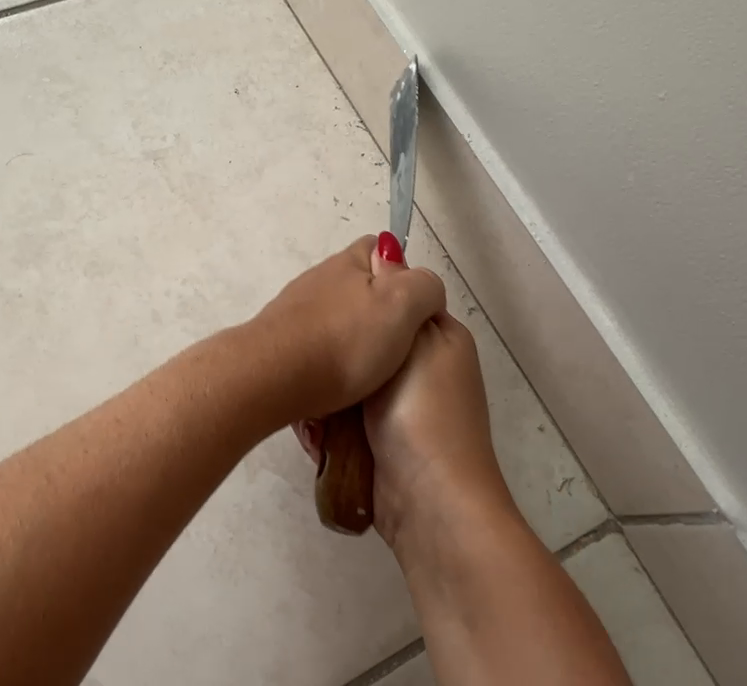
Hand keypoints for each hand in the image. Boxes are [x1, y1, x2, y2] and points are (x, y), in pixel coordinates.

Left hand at [248, 236, 445, 421]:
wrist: (272, 377)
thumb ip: (423, 286)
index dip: (403, 275)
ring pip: (337, 319)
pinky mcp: (280, 341)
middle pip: (359, 287)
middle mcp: (319, 279)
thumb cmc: (343, 341)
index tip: (414, 313)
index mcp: (348, 263)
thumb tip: (422, 284)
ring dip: (353, 340)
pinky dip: (330, 360)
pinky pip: (315, 345)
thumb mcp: (402, 305)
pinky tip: (337, 383)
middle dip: (379, 314)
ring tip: (368, 373)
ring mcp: (295, 310)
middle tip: (396, 349)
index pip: (380, 249)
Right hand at [292, 307, 506, 543]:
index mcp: (439, 341)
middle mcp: (421, 373)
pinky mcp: (377, 446)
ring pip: (345, 387)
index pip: (393, 306)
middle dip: (334, 359)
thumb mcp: (415, 341)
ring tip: (307, 405)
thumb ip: (396, 298)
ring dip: (324, 399)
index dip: (361, 304)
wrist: (427, 500)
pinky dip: (327, 430)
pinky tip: (314, 435)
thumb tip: (388, 246)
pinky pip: (342, 424)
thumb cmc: (422, 411)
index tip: (325, 310)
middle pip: (362, 348)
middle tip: (309, 363)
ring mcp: (397, 413)